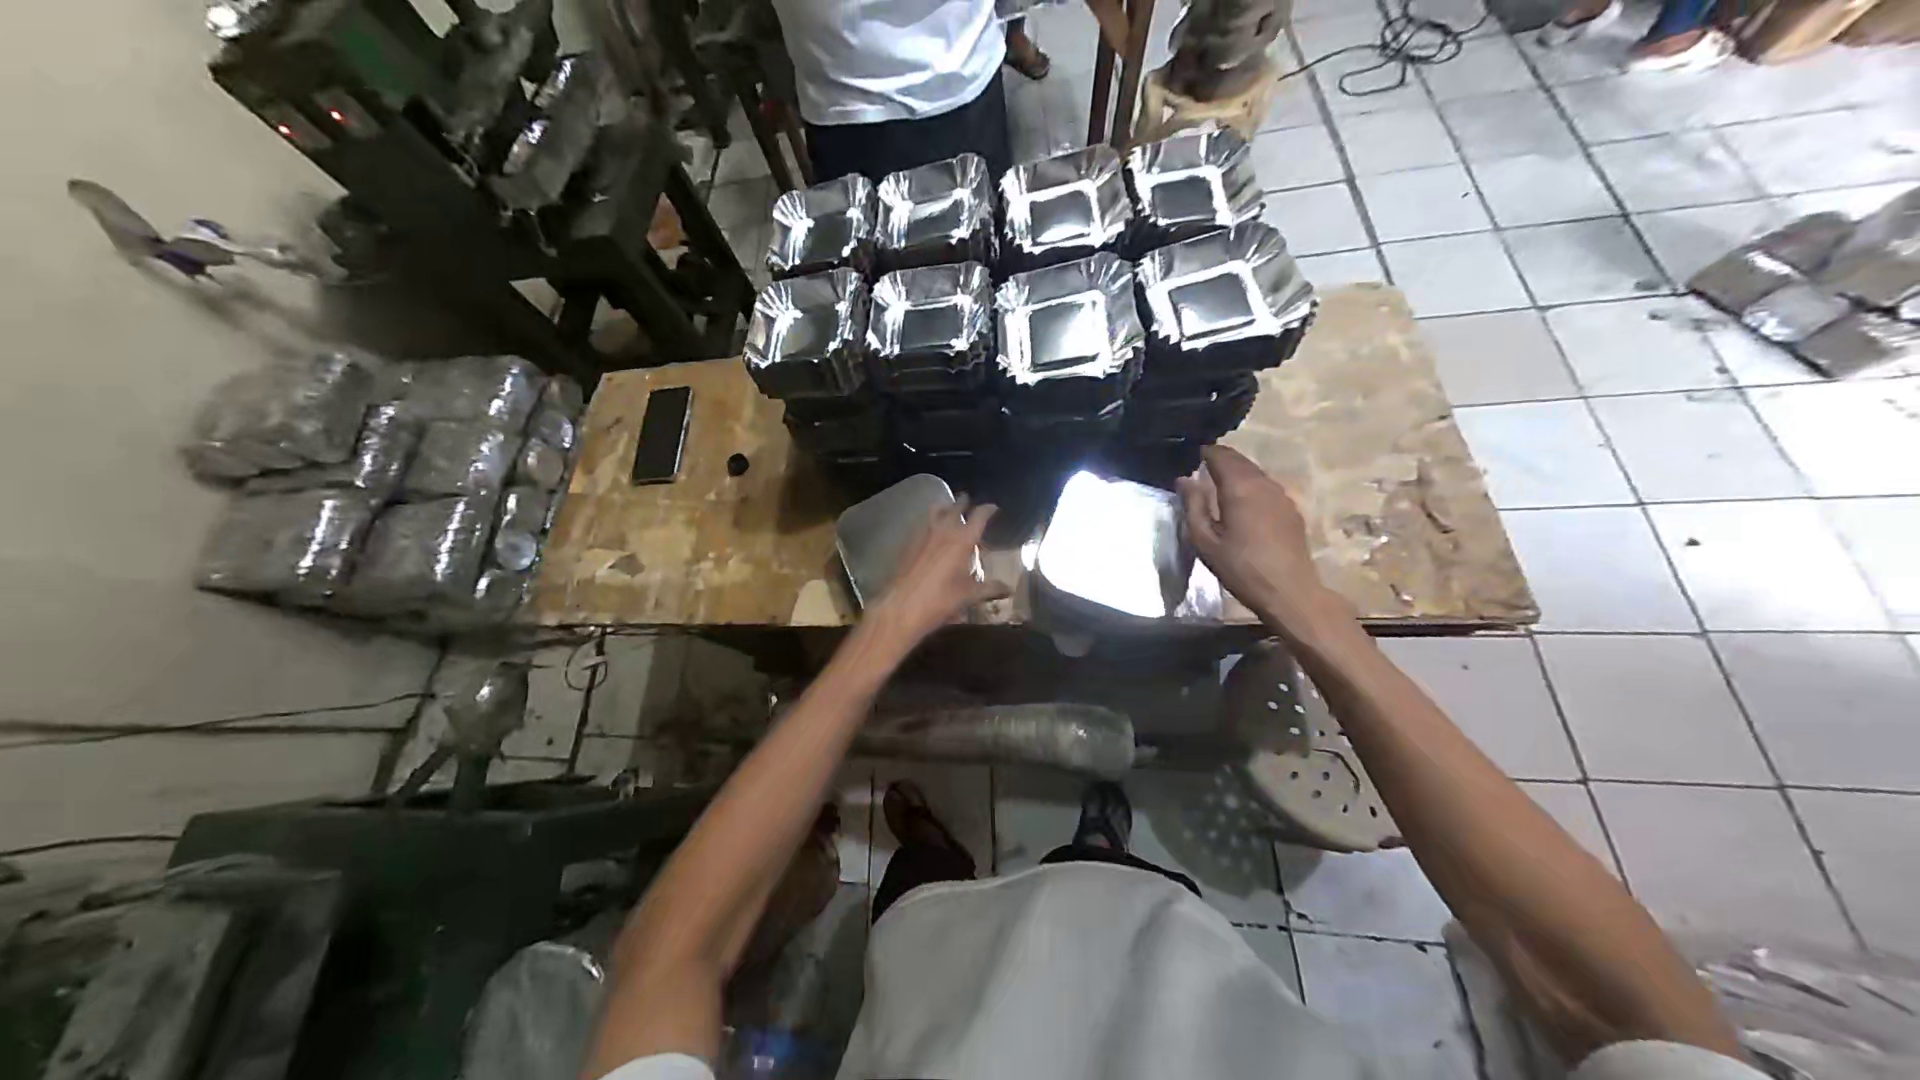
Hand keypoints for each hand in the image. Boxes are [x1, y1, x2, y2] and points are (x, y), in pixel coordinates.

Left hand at [864, 503, 1008, 648]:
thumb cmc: (940, 600)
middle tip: (968, 500)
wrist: (902, 606)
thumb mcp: (968, 595)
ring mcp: (923, 534)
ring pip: (935, 511)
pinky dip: (930, 521)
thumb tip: (1009, 588)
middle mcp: (944, 531)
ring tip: (949, 508)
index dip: (988, 510)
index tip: (993, 508)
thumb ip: (990, 588)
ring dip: (945, 507)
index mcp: (962, 540)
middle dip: (963, 502)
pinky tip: (931, 531)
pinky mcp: (908, 542)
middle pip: (955, 507)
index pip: (979, 516)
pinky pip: (922, 524)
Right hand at [1176, 446, 1347, 639]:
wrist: (1289, 591)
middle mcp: (1263, 484)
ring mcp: (1282, 495)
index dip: (1206, 453)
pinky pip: (1268, 486)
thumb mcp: (1205, 541)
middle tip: (1204, 466)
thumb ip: (1193, 506)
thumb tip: (1184, 480)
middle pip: (1241, 461)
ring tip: (1221, 481)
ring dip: (1238, 471)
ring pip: (1256, 472)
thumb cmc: (1240, 568)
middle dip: (1222, 459)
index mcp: (1239, 488)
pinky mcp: (1292, 509)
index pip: (1221, 456)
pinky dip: (1252, 484)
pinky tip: (1245, 500)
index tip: (1193, 455)